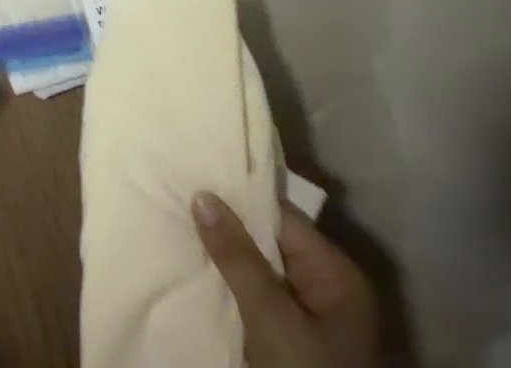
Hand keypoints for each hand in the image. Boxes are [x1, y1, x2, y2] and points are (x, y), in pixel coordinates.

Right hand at [193, 193, 383, 367]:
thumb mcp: (269, 316)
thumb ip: (237, 257)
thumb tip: (202, 196)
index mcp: (336, 273)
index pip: (281, 216)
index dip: (237, 196)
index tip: (191, 177)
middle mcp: (328, 285)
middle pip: (271, 239)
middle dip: (227, 224)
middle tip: (175, 200)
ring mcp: (313, 311)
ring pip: (261, 265)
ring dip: (226, 253)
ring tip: (178, 228)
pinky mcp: (296, 332)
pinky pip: (259, 291)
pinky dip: (232, 280)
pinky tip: (199, 269)